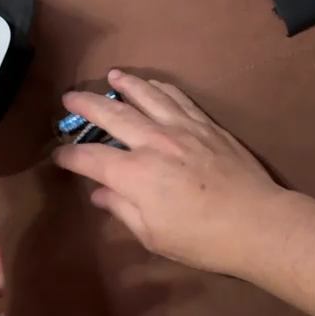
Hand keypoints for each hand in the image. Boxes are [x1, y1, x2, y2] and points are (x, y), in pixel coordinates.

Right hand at [51, 69, 284, 273]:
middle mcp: (154, 142)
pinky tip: (153, 84)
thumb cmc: (202, 239)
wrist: (256, 222)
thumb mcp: (153, 235)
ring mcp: (182, 128)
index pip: (91, 158)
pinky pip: (178, 98)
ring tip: (112, 76)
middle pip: (113, 114)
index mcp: (135, 174)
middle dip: (86, 105)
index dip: (70, 156)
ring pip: (147, 96)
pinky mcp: (206, 124)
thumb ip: (122, 209)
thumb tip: (100, 192)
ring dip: (126, 85)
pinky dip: (161, 88)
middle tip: (69, 98)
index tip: (59, 155)